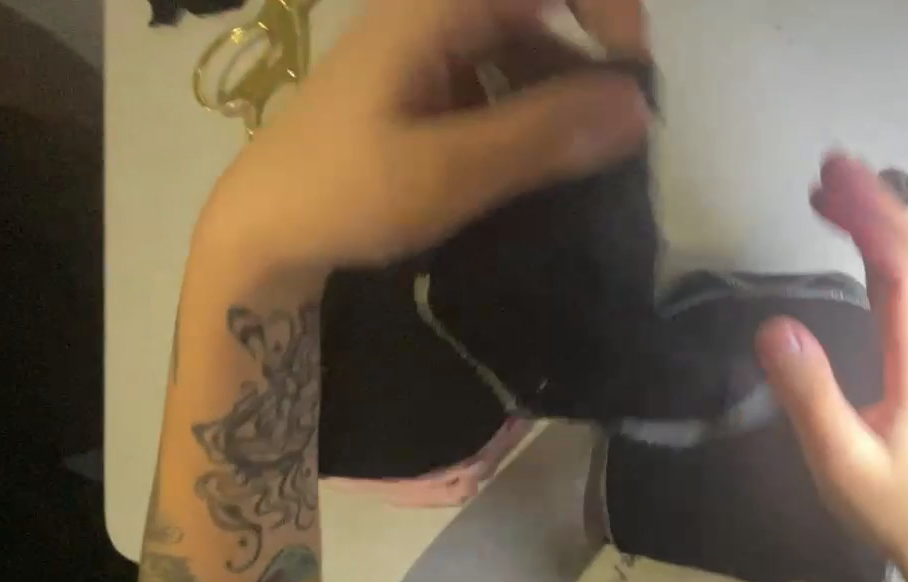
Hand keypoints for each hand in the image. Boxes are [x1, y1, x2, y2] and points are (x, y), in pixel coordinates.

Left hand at [194, 0, 652, 274]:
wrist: (268, 232)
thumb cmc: (343, 193)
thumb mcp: (445, 171)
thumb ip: (538, 137)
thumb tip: (639, 109)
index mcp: (431, 6)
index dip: (605, 6)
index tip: (638, 71)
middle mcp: (432, 15)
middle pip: (535, 10)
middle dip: (591, 58)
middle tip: (629, 124)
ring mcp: (428, 56)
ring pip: (520, 51)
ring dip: (564, 93)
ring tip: (596, 152)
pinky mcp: (427, 97)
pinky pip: (498, 87)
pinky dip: (532, 117)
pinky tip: (549, 160)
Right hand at [755, 154, 907, 576]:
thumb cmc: (888, 503)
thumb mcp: (840, 460)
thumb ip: (811, 396)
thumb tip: (774, 327)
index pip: (905, 269)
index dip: (872, 217)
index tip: (833, 180)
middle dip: (875, 204)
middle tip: (827, 168)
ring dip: (876, 222)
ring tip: (830, 191)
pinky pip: (902, 288)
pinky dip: (876, 253)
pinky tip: (852, 243)